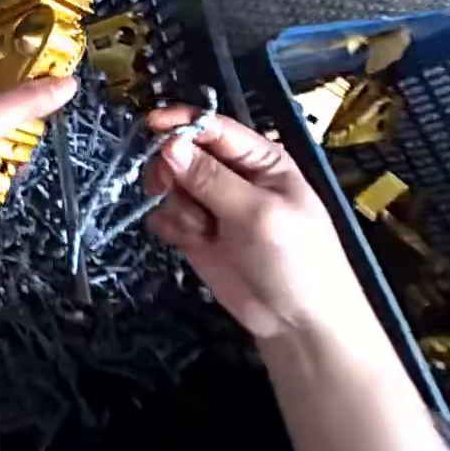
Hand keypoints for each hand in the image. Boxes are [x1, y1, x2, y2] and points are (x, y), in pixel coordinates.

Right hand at [144, 108, 384, 349]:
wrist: (298, 327)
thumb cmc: (295, 261)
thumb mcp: (258, 214)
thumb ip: (211, 178)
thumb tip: (169, 145)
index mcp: (258, 159)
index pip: (213, 127)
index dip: (181, 123)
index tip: (150, 126)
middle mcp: (232, 175)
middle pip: (183, 152)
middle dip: (172, 168)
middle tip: (165, 186)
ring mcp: (212, 204)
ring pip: (171, 183)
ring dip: (177, 204)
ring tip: (198, 230)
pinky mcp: (195, 231)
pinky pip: (167, 213)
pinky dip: (171, 225)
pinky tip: (189, 241)